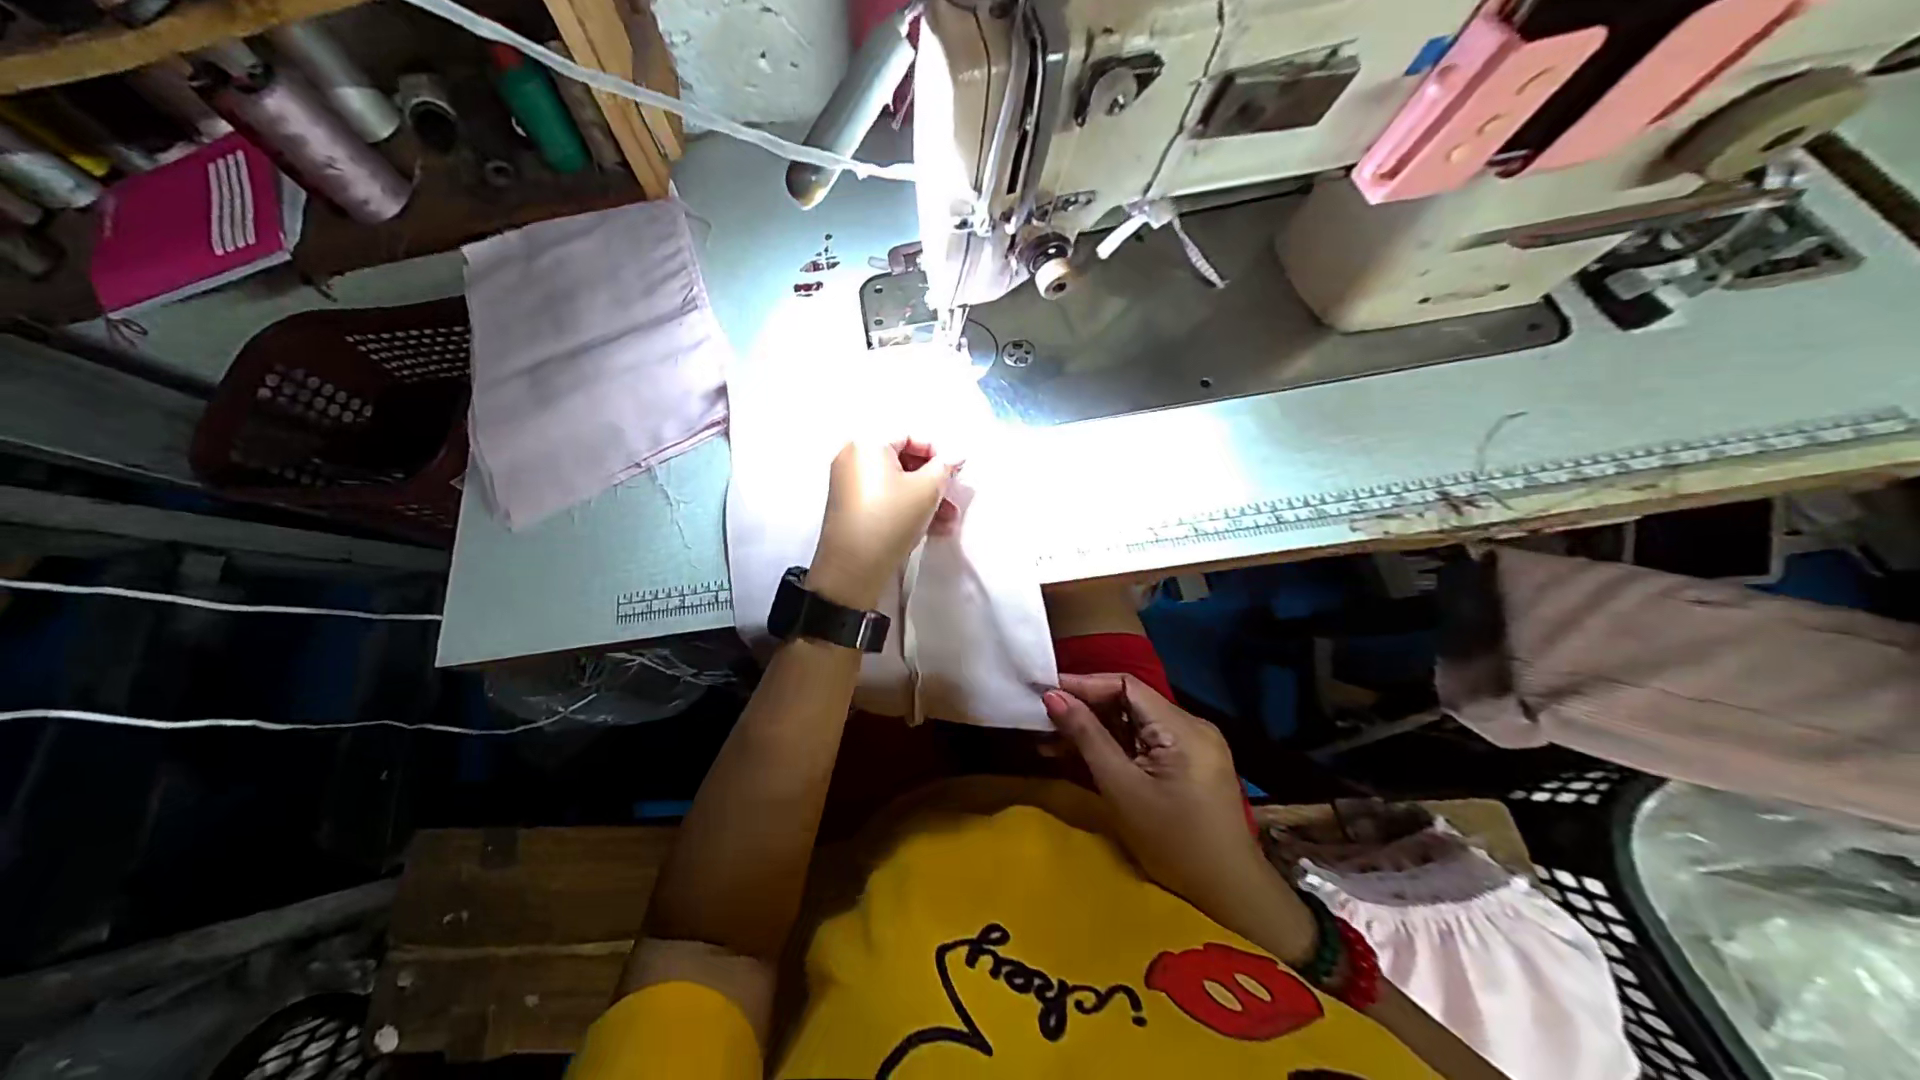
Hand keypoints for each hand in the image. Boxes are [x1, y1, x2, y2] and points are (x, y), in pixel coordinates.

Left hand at [809, 437, 958, 609]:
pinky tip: (932, 526)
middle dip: (933, 477)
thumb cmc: (889, 521)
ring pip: (896, 479)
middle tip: (952, 493)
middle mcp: (853, 455)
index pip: (910, 433)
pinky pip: (885, 494)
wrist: (852, 570)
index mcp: (867, 442)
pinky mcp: (850, 504)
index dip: (938, 450)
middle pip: (903, 456)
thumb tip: (955, 455)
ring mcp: (848, 480)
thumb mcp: (927, 490)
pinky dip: (907, 504)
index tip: (955, 470)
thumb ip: (945, 466)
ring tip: (948, 518)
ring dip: (925, 495)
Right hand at [1043, 673, 1315, 962]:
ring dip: (1096, 728)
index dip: (1083, 684)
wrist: (1228, 894)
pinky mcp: (1190, 763)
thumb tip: (1052, 695)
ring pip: (1135, 722)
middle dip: (1085, 708)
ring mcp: (1194, 744)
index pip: (1125, 684)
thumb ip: (1087, 737)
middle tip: (1043, 718)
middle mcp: (1192, 725)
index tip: (1044, 692)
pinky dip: (1115, 745)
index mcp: (1182, 727)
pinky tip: (1084, 754)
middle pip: (1130, 701)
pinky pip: (1146, 741)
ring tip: (1053, 739)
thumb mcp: (1122, 788)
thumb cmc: (1173, 842)